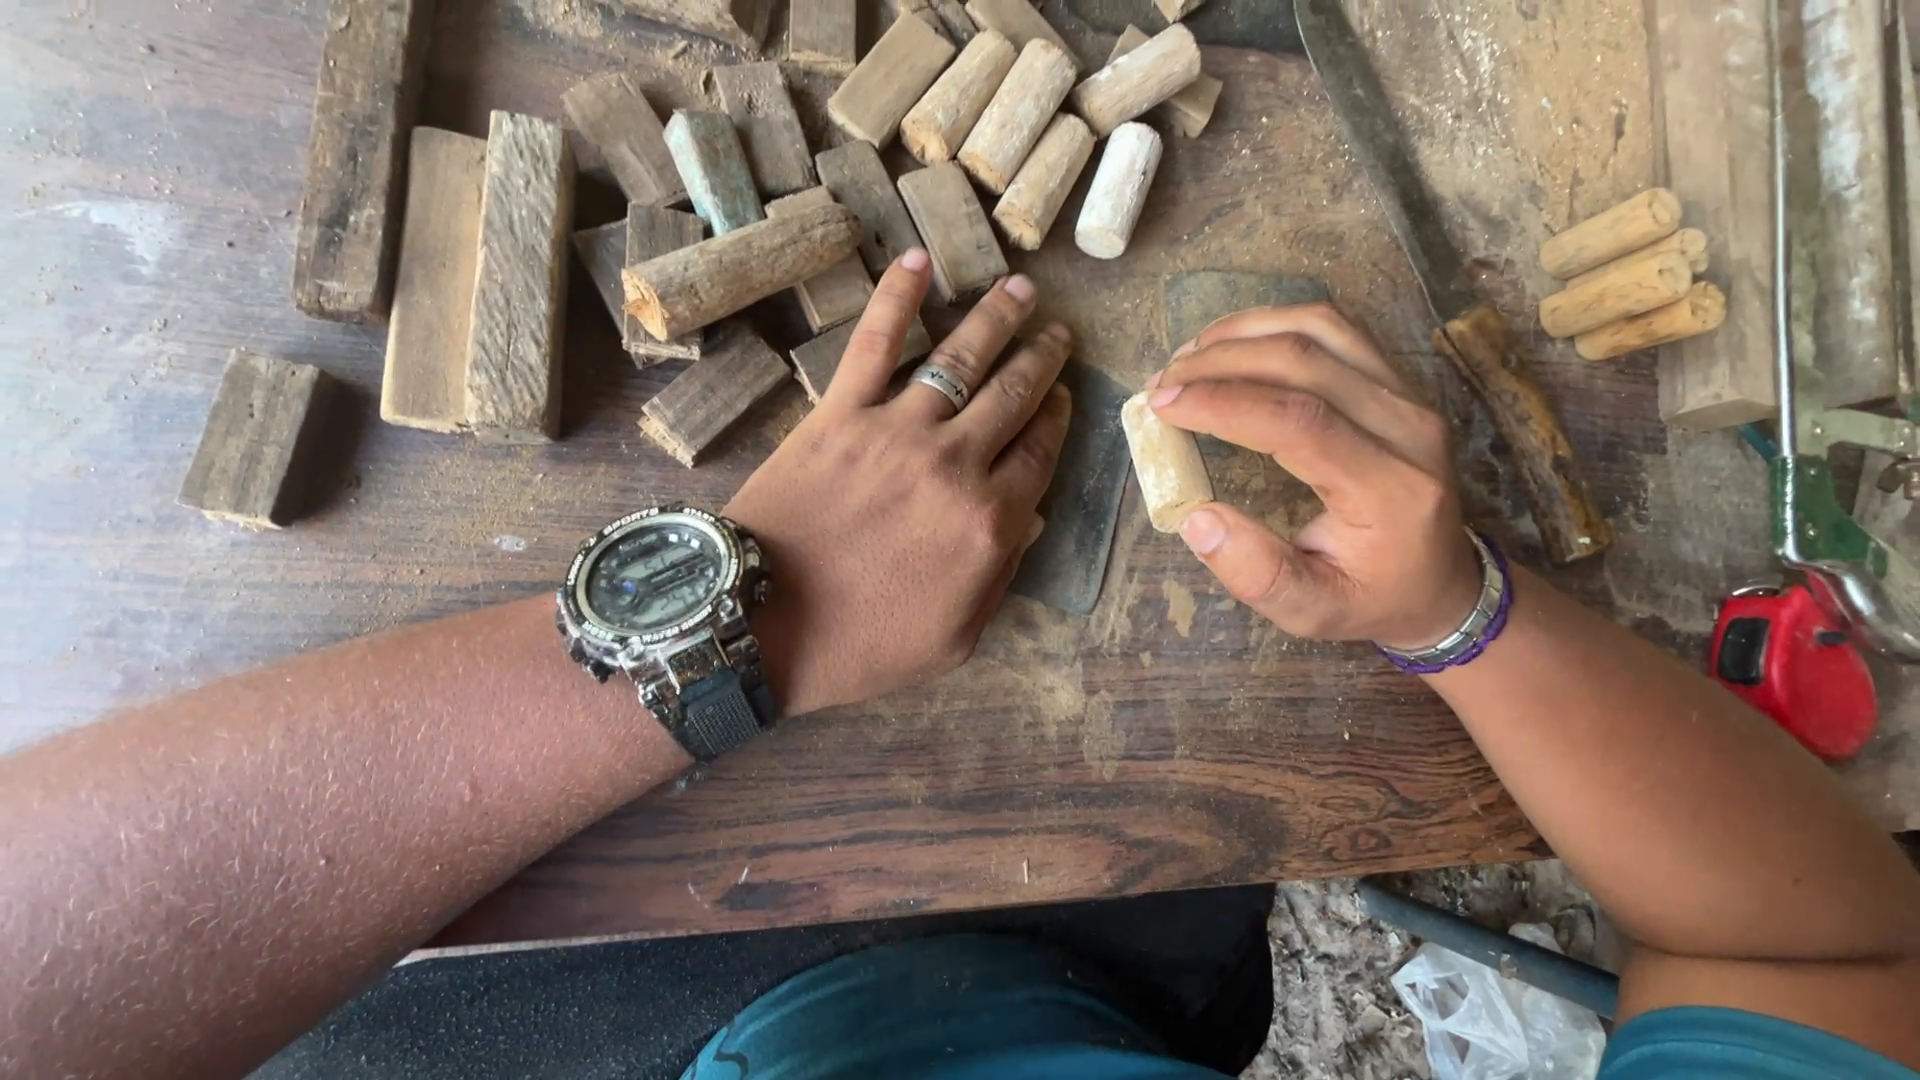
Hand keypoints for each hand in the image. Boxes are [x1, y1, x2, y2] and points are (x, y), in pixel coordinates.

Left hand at [726, 251, 1072, 716]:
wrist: (760, 627)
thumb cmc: (859, 644)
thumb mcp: (953, 638)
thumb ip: (999, 576)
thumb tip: (1027, 519)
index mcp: (988, 522)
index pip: (1039, 454)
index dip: (1057, 418)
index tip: (1064, 394)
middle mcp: (954, 465)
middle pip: (1012, 397)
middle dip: (1042, 359)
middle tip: (1058, 330)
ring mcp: (896, 430)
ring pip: (960, 360)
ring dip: (996, 318)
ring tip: (1020, 290)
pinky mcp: (839, 412)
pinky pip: (875, 342)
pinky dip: (898, 296)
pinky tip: (919, 260)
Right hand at [1148, 302, 1480, 650]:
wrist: (1440, 582)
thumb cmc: (1369, 598)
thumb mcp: (1311, 611)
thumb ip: (1256, 574)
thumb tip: (1198, 520)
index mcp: (1389, 490)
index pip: (1299, 420)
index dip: (1223, 403)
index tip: (1162, 406)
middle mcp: (1408, 428)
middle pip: (1305, 361)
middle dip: (1219, 364)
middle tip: (1160, 386)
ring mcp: (1408, 395)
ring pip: (1321, 329)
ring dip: (1242, 334)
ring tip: (1185, 360)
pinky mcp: (1397, 381)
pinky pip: (1335, 328)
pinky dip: (1273, 324)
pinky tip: (1230, 344)